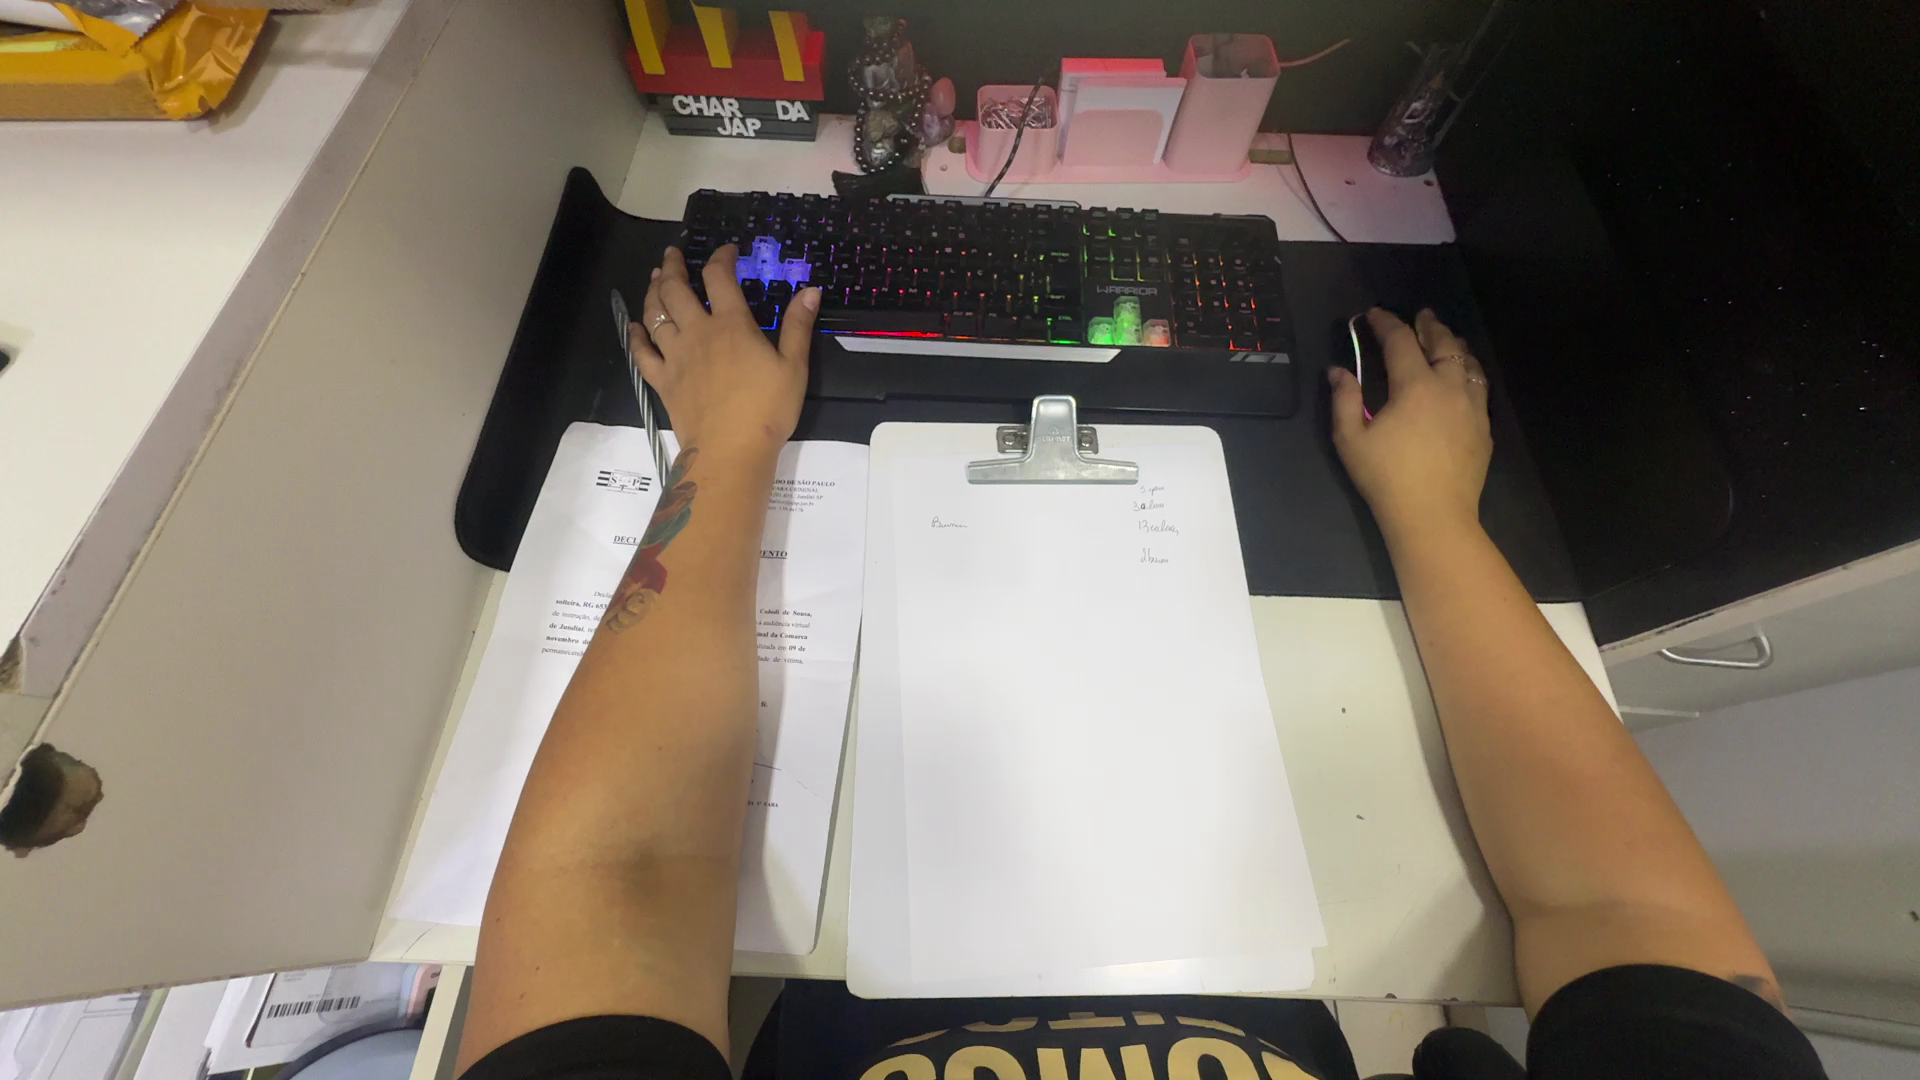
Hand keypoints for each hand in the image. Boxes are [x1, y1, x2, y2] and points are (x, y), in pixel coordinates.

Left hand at [630, 245, 820, 466]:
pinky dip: (636, 336)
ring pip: (654, 314)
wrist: (731, 450)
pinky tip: (634, 327)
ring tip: (656, 279)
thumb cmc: (768, 410)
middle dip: (674, 267)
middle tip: (673, 255)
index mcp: (732, 326)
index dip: (722, 258)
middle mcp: (698, 333)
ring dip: (653, 292)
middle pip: (676, 289)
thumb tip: (810, 291)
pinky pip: (642, 353)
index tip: (728, 252)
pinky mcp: (662, 381)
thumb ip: (798, 327)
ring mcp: (675, 356)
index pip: (720, 278)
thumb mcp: (794, 368)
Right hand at [1328, 308, 1491, 540]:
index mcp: (1414, 386)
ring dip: (1453, 344)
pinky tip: (1462, 376)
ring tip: (1444, 338)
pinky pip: (1479, 385)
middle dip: (1429, 325)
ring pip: (1468, 362)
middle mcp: (1448, 387)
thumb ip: (1344, 399)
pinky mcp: (1483, 426)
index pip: (1400, 342)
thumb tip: (1337, 370)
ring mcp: (1472, 406)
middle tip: (1420, 315)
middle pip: (1443, 344)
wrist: (1432, 513)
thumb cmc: (1384, 476)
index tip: (1373, 314)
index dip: (1386, 323)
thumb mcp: (1350, 438)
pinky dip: (1468, 370)